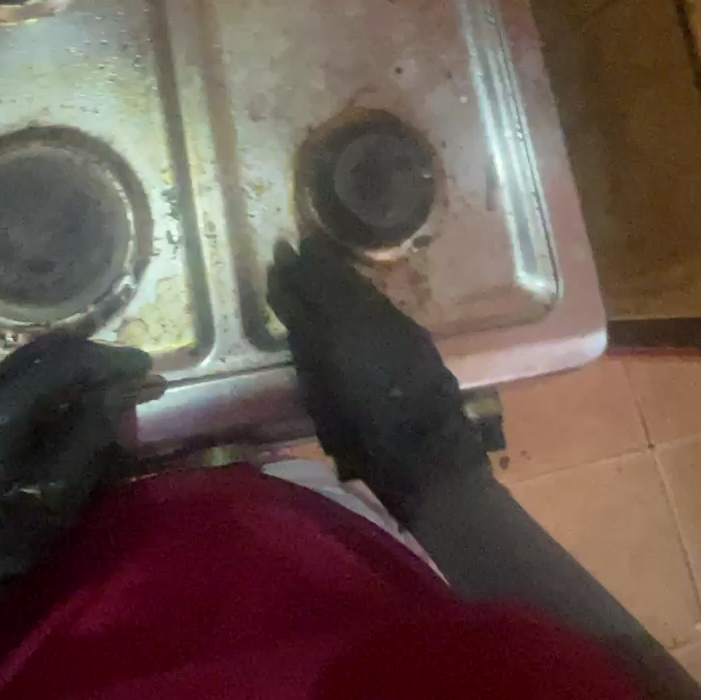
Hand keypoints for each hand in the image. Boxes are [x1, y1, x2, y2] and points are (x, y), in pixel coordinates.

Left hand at [0, 334, 151, 629]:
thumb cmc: (8, 534)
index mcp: (4, 407)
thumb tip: (123, 385)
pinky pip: (26, 371)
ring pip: (38, 355)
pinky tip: (81, 390)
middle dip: (97, 355)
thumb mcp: (61, 489)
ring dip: (79, 361)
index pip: (68, 360)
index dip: (112, 359)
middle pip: (51, 348)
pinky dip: (60, 372)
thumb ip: (93, 430)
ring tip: (112, 379)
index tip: (146, 366)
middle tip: (132, 371)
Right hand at [268, 236, 488, 521]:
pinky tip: (351, 280)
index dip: (282, 282)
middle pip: (323, 282)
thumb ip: (308, 362)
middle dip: (304, 263)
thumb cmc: (364, 444)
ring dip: (331, 266)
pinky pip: (374, 295)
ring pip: (351, 283)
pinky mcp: (408, 325)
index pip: (295, 302)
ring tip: (315, 249)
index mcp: (324, 344)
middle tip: (289, 246)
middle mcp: (353, 322)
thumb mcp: (320, 407)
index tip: (273, 264)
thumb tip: (300, 330)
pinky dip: (358, 284)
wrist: (427, 453)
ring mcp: (384, 320)